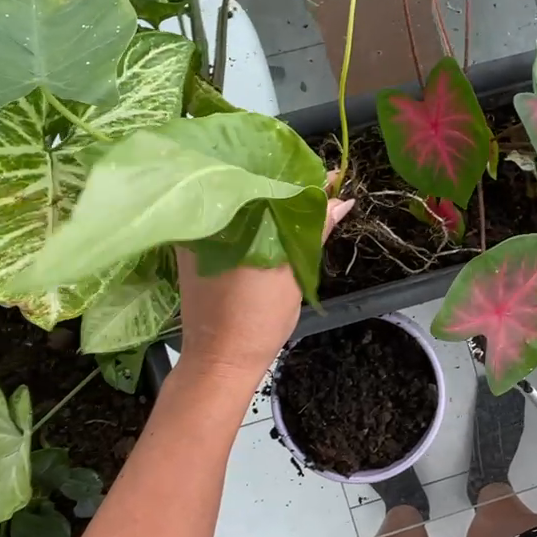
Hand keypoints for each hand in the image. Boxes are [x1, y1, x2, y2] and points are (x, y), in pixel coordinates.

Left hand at [173, 189, 353, 383]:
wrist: (221, 359)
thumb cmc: (258, 318)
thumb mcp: (293, 272)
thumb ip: (314, 230)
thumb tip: (341, 200)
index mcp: (232, 218)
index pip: (270, 180)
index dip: (302, 178)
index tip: (330, 176)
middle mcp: (210, 219)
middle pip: (252, 188)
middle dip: (285, 186)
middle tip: (320, 188)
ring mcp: (198, 235)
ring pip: (241, 205)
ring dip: (269, 203)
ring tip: (301, 202)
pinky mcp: (195, 251)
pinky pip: (228, 223)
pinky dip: (251, 221)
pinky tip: (273, 224)